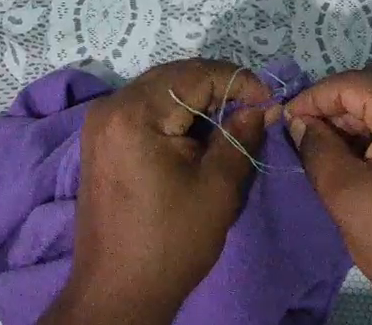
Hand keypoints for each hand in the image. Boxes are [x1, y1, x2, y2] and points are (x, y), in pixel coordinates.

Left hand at [42, 59, 271, 324]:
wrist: (116, 296)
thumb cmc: (169, 243)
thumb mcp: (217, 189)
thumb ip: (240, 137)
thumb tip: (262, 107)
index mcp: (136, 113)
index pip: (196, 75)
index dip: (238, 81)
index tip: (269, 101)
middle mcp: (112, 106)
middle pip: (175, 76)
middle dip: (218, 87)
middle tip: (253, 109)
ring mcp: (102, 122)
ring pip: (161, 88)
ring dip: (198, 97)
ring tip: (232, 119)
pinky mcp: (102, 139)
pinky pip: (145, 107)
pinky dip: (176, 111)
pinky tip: (199, 132)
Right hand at [282, 66, 371, 324]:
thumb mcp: (346, 196)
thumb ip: (316, 149)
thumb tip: (300, 122)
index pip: (352, 83)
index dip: (314, 98)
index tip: (286, 119)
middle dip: (338, 106)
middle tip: (307, 135)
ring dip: (362, 117)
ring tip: (332, 148)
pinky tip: (366, 155)